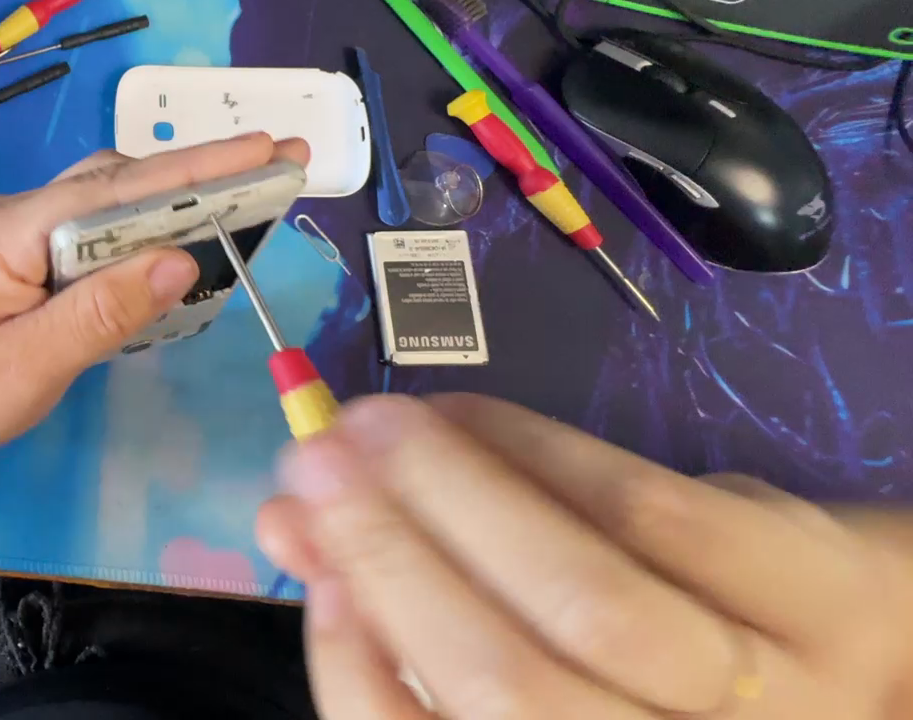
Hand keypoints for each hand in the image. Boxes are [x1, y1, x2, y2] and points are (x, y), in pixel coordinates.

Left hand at [0, 133, 309, 470]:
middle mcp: (13, 214)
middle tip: (273, 165)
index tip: (261, 149)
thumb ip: (104, 311)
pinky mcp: (24, 252)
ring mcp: (17, 230)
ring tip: (241, 195)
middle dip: (196, 172)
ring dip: (171, 196)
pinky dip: (140, 227)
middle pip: (113, 183)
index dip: (191, 168)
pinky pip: (91, 228)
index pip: (110, 190)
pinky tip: (177, 235)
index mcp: (7, 232)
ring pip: (104, 199)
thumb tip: (182, 258)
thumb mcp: (33, 364)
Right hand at [255, 394, 912, 718]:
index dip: (351, 667)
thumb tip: (285, 517)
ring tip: (370, 419)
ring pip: (591, 604)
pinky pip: (642, 508)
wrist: (797, 607)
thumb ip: (376, 581)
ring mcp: (776, 698)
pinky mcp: (815, 594)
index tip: (296, 553)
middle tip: (313, 455)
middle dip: (388, 554)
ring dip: (452, 490)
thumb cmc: (607, 630)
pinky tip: (456, 410)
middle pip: (515, 690)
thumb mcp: (488, 620)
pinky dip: (525, 446)